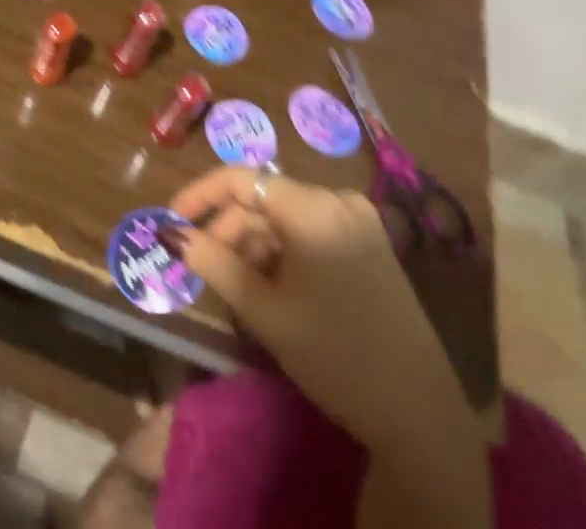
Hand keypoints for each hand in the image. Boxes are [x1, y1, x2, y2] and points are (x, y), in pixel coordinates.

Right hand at [168, 167, 471, 449]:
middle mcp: (338, 201)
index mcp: (314, 209)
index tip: (169, 224)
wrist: (416, 407)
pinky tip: (272, 291)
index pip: (241, 179)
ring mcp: (359, 221)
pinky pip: (308, 232)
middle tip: (203, 273)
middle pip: (262, 199)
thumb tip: (170, 233)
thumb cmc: (332, 354)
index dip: (198, 195)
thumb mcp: (263, 309)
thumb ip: (212, 262)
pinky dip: (281, 253)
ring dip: (252, 246)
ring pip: (283, 218)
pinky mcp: (368, 243)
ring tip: (239, 291)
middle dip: (226, 231)